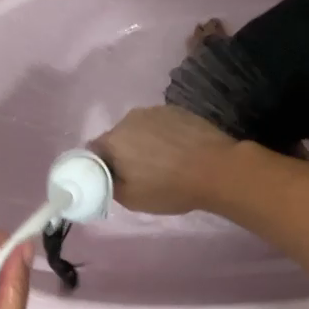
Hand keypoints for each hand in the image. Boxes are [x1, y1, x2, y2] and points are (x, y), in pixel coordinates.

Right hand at [90, 105, 241, 214]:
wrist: (215, 168)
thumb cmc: (170, 187)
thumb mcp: (132, 199)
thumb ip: (110, 185)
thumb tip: (107, 175)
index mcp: (114, 140)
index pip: (93, 150)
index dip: (99, 166)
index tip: (111, 179)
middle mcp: (130, 118)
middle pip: (117, 137)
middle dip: (122, 153)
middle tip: (138, 174)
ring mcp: (155, 110)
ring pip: (138, 129)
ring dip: (143, 142)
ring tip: (162, 162)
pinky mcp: (176, 109)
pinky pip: (158, 123)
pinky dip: (162, 135)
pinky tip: (177, 150)